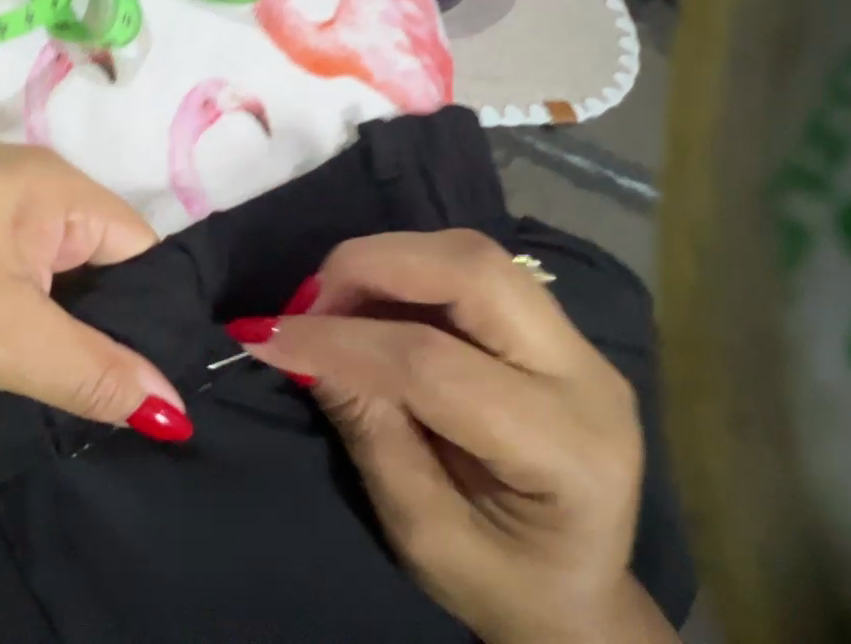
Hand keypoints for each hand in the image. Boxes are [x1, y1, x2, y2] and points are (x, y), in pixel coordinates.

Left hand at [0, 144, 192, 439]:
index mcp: (52, 182)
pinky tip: (14, 360)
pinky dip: (20, 316)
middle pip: (98, 260)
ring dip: (61, 329)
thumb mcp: (5, 339)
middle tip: (120, 405)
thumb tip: (177, 411)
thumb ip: (96, 372)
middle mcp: (21, 179)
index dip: (155, 319)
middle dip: (107, 330)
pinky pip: (8, 274)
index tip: (160, 392)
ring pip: (50, 272)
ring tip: (74, 394)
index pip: (141, 250)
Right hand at [227, 231, 657, 643]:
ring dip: (386, 261)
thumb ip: (368, 431)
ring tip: (331, 303)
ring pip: (472, 254)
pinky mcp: (552, 330)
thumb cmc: (498, 582)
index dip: (338, 341)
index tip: (264, 336)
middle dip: (370, 267)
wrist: (575, 596)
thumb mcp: (421, 532)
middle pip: (473, 271)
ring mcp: (576, 344)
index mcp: (565, 451)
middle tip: (305, 305)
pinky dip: (404, 270)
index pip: (434, 363)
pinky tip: (367, 303)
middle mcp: (585, 377)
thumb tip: (297, 348)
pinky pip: (471, 269)